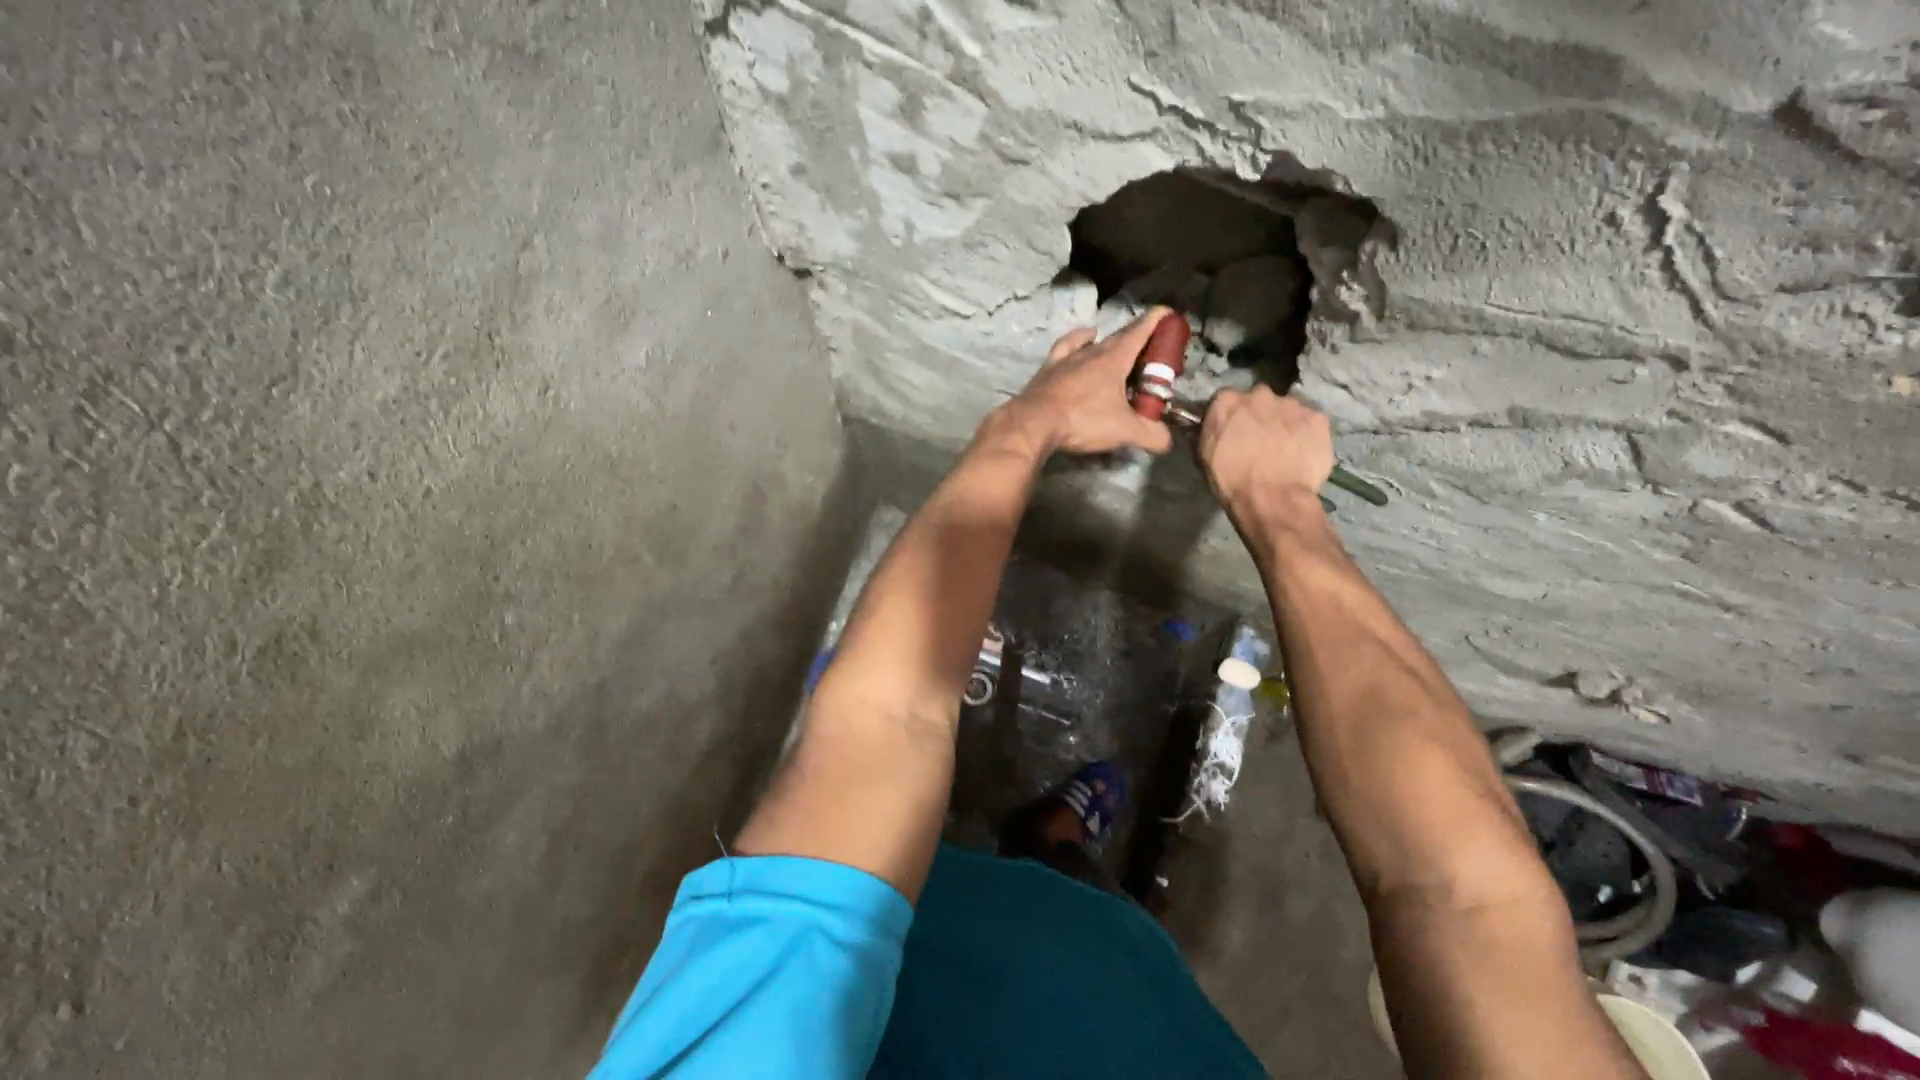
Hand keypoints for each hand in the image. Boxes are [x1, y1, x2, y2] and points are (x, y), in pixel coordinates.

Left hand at [997, 309, 1177, 457]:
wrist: (1034, 423)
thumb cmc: (1083, 421)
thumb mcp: (1125, 431)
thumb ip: (1151, 435)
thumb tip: (1167, 441)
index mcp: (1114, 360)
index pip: (1139, 332)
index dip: (1155, 321)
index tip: (1166, 311)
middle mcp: (1091, 352)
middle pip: (1118, 338)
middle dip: (1137, 336)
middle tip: (1149, 345)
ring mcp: (1067, 359)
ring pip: (1092, 343)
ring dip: (1107, 341)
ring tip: (1115, 344)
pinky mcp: (1048, 370)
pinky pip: (1065, 347)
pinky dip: (1077, 341)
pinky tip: (1082, 341)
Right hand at [1197, 386, 1333, 515]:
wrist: (1273, 499)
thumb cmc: (1231, 482)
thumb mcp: (1205, 456)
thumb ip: (1210, 431)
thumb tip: (1213, 425)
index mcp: (1227, 401)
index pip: (1227, 399)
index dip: (1231, 416)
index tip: (1233, 431)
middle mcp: (1260, 394)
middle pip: (1259, 400)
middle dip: (1259, 415)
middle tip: (1260, 441)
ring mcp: (1292, 404)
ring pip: (1287, 410)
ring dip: (1284, 424)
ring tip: (1284, 450)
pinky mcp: (1318, 418)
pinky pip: (1310, 422)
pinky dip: (1307, 434)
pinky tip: (1302, 454)